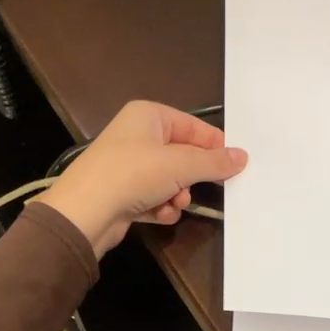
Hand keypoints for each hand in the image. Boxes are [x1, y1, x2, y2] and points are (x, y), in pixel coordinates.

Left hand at [40, 100, 247, 255]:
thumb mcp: (180, 164)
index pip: (192, 126)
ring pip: (170, 180)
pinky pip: (155, 198)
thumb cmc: (134, 174)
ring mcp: (129, 166)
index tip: (234, 165)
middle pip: (182, 155)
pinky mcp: (124, 194)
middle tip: (199, 188)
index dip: (214, 145)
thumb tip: (243, 157)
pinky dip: (161, 208)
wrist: (86, 212)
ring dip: (177, 196)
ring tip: (173, 204)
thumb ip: (214, 162)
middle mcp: (137, 137)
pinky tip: (158, 214)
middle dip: (191, 177)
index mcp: (148, 116)